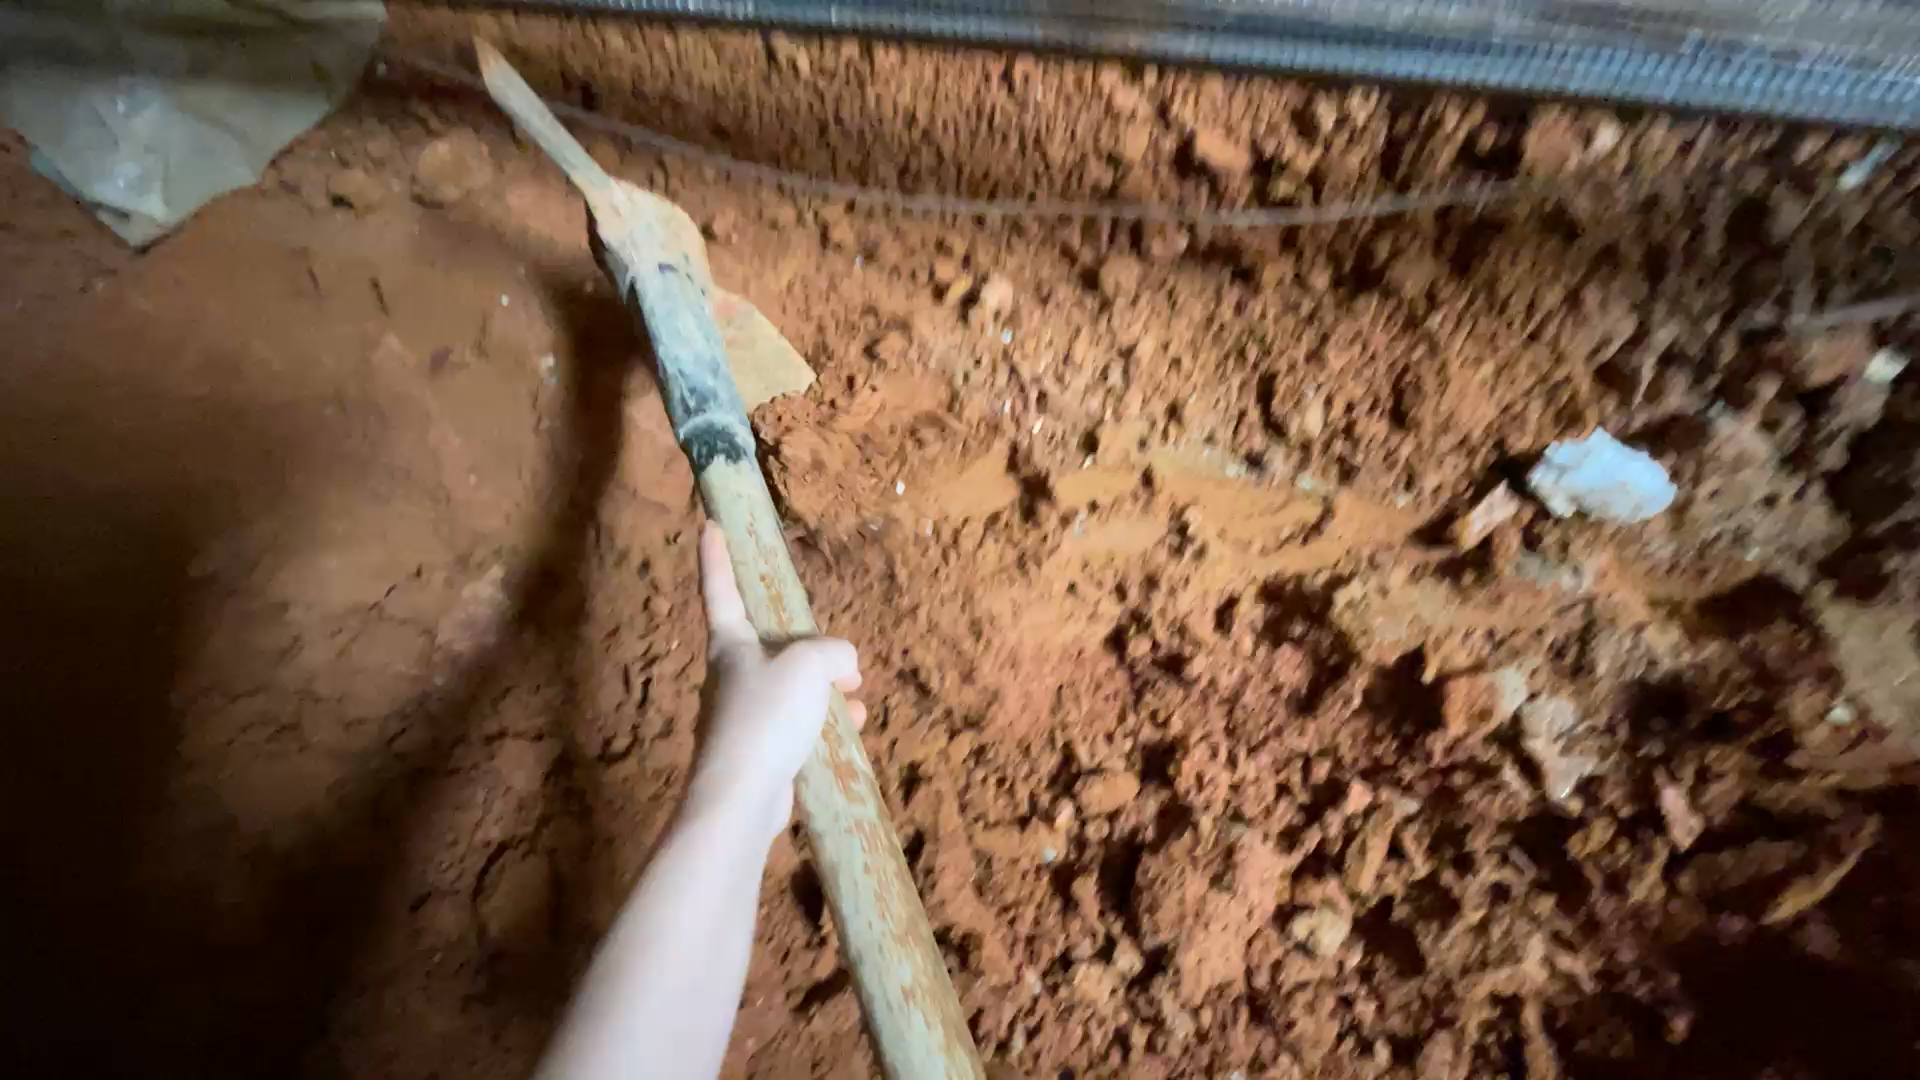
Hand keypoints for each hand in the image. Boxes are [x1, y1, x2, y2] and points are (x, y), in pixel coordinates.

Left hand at [687, 522, 864, 840]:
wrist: (742, 796)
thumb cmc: (767, 714)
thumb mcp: (810, 664)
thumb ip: (833, 650)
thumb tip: (843, 665)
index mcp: (730, 643)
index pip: (720, 587)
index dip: (715, 556)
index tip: (707, 524)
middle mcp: (733, 674)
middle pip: (774, 645)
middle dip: (813, 650)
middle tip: (843, 662)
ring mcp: (745, 714)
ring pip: (794, 687)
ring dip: (828, 691)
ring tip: (854, 699)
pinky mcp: (761, 750)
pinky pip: (799, 723)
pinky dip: (825, 722)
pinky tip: (852, 728)